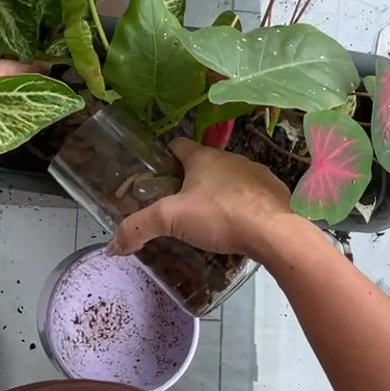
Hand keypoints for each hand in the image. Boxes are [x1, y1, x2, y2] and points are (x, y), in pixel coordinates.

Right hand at [106, 138, 304, 257]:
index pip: (178, 145)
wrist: (277, 232)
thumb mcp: (171, 220)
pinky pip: (251, 197)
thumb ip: (138, 228)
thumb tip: (112, 245)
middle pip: (203, 165)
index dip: (164, 156)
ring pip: (229, 181)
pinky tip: (236, 229)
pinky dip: (241, 208)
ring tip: (206, 221)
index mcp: (203, 157)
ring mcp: (256, 175)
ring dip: (217, 195)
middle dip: (190, 181)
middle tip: (176, 206)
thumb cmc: (220, 215)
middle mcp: (230, 159)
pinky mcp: (275, 195)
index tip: (156, 174)